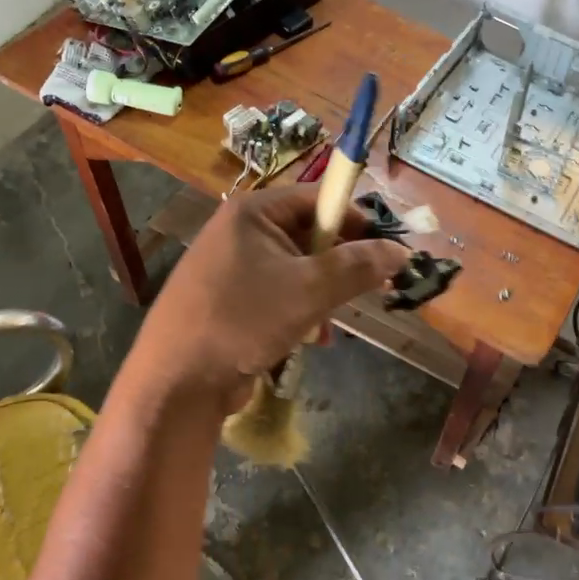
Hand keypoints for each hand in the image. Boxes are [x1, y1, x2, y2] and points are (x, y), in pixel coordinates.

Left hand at [131, 184, 409, 409]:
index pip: (317, 198)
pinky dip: (301, 312)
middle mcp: (239, 233)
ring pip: (297, 270)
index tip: (386, 247)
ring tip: (334, 321)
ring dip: (323, 294)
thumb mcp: (310, 289)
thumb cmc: (243, 320)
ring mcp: (231, 269)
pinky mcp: (229, 302)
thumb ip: (358, 266)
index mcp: (252, 213)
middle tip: (371, 286)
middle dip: (340, 264)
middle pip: (308, 235)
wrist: (177, 381)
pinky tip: (312, 339)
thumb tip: (401, 251)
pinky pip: (278, 296)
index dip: (355, 219)